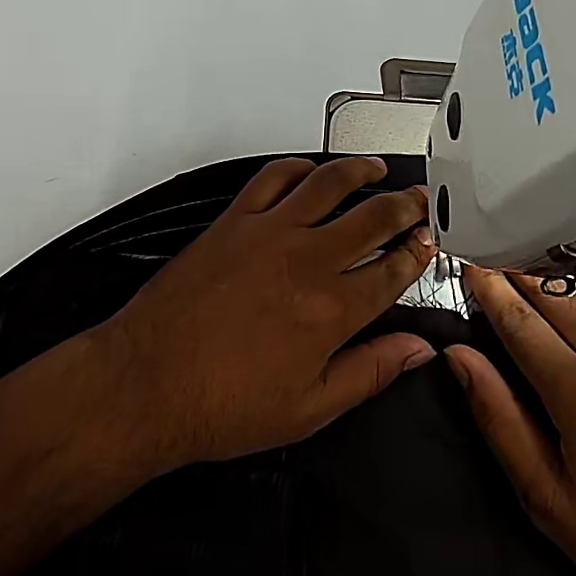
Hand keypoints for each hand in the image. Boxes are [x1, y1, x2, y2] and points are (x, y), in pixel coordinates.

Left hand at [90, 157, 437, 466]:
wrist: (147, 382)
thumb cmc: (218, 402)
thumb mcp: (310, 408)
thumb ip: (371, 372)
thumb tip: (414, 352)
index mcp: (332, 311)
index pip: (394, 269)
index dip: (419, 252)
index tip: (427, 243)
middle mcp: (305, 261)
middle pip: (374, 215)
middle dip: (406, 204)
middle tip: (416, 201)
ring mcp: (267, 234)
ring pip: (328, 183)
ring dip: (359, 171)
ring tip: (374, 169)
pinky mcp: (231, 222)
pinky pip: (272, 178)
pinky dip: (297, 167)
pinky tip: (307, 171)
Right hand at [446, 268, 575, 575]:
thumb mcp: (548, 497)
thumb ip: (498, 417)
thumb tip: (461, 361)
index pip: (518, 318)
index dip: (486, 287)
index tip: (470, 271)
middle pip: (556, 288)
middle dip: (514, 269)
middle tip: (489, 268)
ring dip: (552, 279)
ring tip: (524, 282)